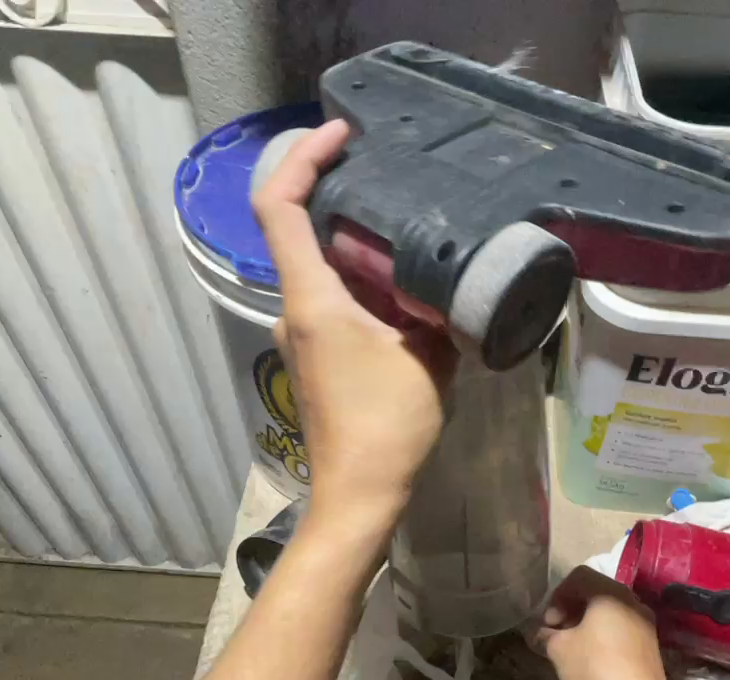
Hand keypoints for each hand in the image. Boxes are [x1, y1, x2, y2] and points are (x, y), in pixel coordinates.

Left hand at [252, 120, 455, 529]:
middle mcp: (294, 311)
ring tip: (412, 235)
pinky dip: (363, 285)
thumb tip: (451, 289)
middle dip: (342, 199)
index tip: (340, 136)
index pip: (279, 206)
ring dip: (360, 249)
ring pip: (322, 272)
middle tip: (393, 181)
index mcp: (312, 299)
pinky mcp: (317, 361)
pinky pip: (334, 303)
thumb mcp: (428, 359)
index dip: (303, 159)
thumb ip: (438, 313)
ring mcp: (301, 338)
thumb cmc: (386, 425)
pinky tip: (406, 290)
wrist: (358, 493)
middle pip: (300, 233)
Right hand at [530, 566, 673, 679]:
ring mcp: (645, 622)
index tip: (549, 623)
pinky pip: (621, 630)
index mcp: (609, 593)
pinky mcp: (650, 644)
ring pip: (609, 613)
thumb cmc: (595, 667)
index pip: (578, 577)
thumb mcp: (558, 650)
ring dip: (587, 625)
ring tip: (573, 649)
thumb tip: (538, 634)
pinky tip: (593, 661)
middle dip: (571, 611)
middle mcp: (631, 601)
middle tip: (558, 634)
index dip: (557, 596)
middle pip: (595, 594)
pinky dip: (604, 637)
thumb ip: (545, 636)